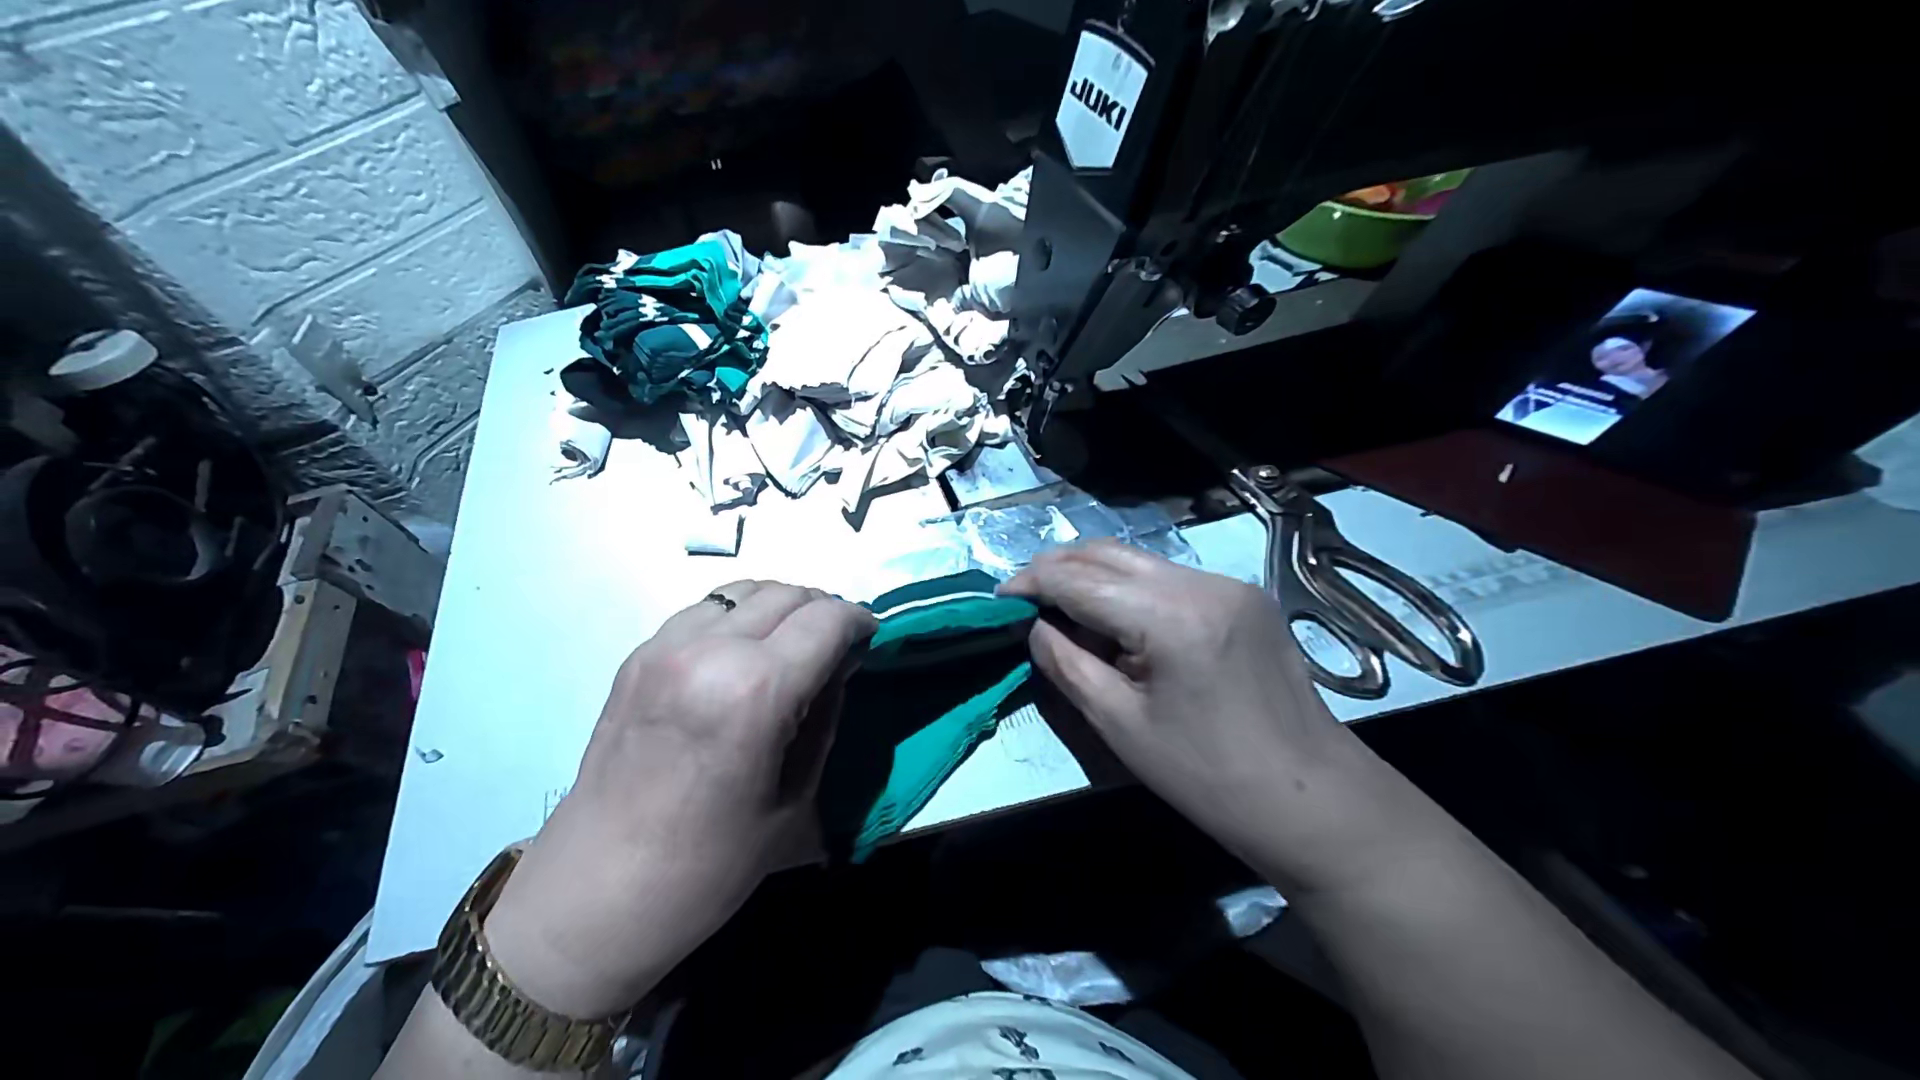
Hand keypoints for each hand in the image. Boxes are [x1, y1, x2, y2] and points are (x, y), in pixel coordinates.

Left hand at [482, 582, 875, 1017]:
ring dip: (781, 608)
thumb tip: (842, 662)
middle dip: (824, 612)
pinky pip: (706, 610)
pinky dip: (739, 617)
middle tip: (836, 646)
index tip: (871, 639)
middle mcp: (709, 650)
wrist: (595, 894)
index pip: (827, 620)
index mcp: (755, 690)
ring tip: (792, 645)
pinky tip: (743, 654)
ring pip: (745, 591)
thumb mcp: (795, 794)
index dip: (859, 622)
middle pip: (788, 594)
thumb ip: (825, 712)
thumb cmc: (711, 864)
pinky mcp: (638, 655)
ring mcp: (665, 646)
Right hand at [1000, 542, 1410, 894]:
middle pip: (1108, 553)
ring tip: (1062, 609)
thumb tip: (1034, 626)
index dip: (1032, 583)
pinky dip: (1129, 589)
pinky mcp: (1244, 596)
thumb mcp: (1120, 725)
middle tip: (1024, 598)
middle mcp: (1202, 582)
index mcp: (1171, 615)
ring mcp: (1229, 584)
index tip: (999, 599)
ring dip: (1093, 576)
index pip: (1080, 579)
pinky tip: (1115, 621)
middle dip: (1058, 569)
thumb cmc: (1208, 776)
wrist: (1311, 798)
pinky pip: (1168, 577)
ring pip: (1138, 560)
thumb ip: (1067, 664)